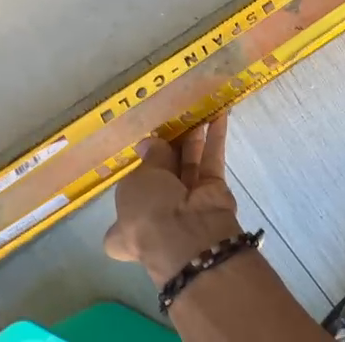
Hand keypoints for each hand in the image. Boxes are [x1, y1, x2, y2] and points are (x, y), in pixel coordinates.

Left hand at [104, 113, 244, 285]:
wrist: (187, 232)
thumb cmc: (147, 213)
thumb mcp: (136, 184)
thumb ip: (148, 160)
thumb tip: (149, 142)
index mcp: (124, 222)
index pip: (131, 191)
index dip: (139, 167)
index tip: (146, 145)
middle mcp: (155, 212)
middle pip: (163, 173)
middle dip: (169, 148)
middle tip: (175, 121)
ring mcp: (186, 200)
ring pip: (189, 164)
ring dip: (194, 139)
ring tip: (199, 112)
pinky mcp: (212, 189)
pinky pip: (211, 161)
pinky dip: (214, 140)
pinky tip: (220, 117)